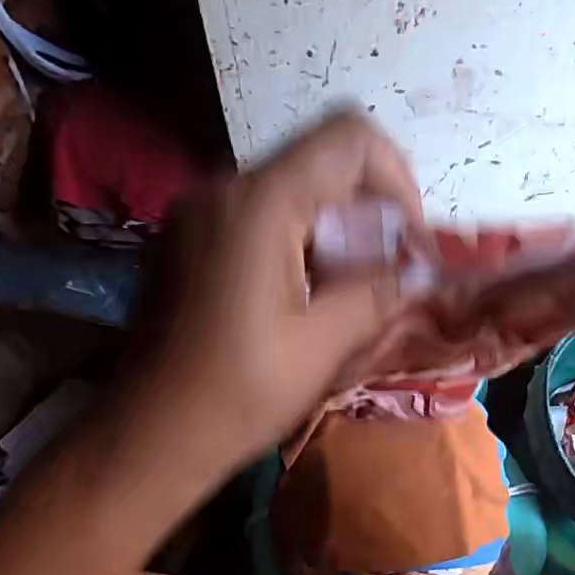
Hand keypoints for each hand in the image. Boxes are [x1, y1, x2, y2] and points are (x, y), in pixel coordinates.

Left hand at [125, 112, 423, 467]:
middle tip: (384, 277)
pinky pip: (255, 219)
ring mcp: (196, 213)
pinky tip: (302, 298)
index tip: (407, 243)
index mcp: (258, 203)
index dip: (397, 180)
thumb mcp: (321, 345)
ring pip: (288, 192)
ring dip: (332, 233)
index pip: (349, 139)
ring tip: (345, 295)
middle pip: (318, 164)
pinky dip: (294, 243)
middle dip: (365, 215)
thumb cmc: (236, 395)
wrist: (149, 435)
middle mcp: (221, 189)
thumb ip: (380, 292)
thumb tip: (425, 271)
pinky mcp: (184, 240)